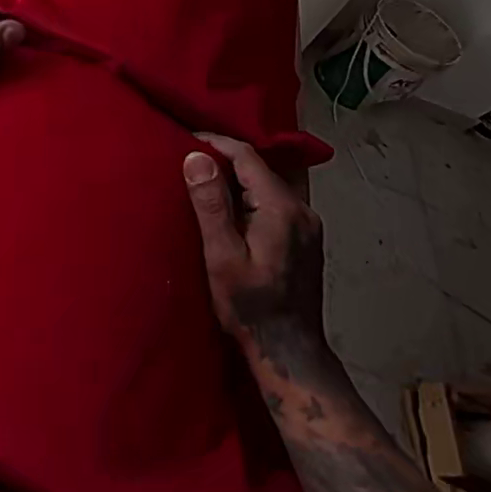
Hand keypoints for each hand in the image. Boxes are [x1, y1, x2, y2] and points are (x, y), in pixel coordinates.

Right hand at [183, 134, 329, 362]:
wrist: (288, 351)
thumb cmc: (250, 306)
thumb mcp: (222, 255)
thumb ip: (211, 204)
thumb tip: (195, 156)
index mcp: (281, 207)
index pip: (247, 156)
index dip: (215, 143)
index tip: (183, 140)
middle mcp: (301, 209)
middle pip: (258, 167)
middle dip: (222, 158)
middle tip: (186, 159)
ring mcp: (307, 224)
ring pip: (266, 183)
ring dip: (235, 178)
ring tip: (201, 180)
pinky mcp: (305, 238)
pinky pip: (273, 201)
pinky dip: (248, 195)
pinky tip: (228, 207)